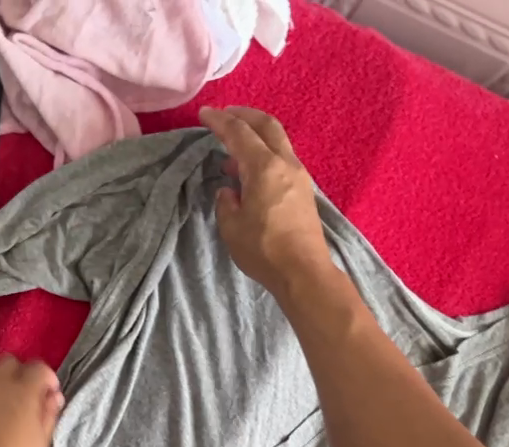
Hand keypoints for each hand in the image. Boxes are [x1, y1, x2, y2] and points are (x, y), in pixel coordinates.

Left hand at [0, 355, 63, 446]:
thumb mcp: (41, 441)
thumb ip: (50, 412)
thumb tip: (53, 395)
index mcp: (23, 390)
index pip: (39, 368)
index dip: (47, 379)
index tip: (49, 394)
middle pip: (10, 363)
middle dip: (20, 375)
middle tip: (24, 396)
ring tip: (1, 401)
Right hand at [199, 106, 332, 295]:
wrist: (302, 271)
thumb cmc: (263, 250)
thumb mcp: (232, 228)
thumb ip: (226, 203)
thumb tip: (228, 190)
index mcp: (263, 167)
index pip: (239, 134)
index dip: (220, 121)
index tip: (205, 114)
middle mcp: (284, 163)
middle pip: (266, 126)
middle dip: (244, 115)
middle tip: (226, 115)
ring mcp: (298, 176)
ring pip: (277, 142)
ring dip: (256, 136)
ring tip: (234, 150)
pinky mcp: (302, 191)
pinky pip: (282, 160)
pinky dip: (264, 155)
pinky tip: (251, 171)